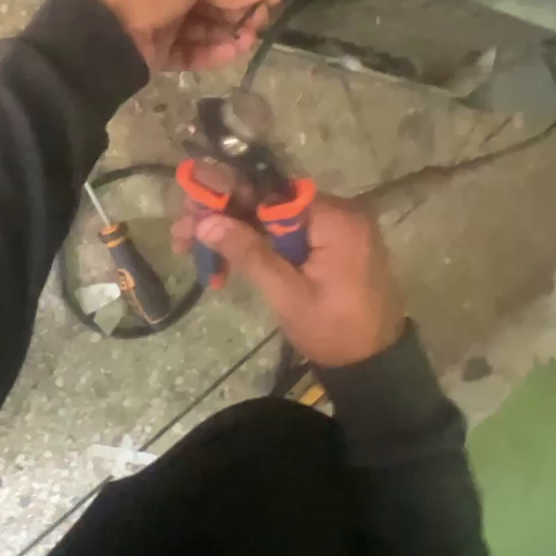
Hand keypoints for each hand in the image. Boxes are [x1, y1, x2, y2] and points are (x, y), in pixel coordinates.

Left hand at [82, 0, 286, 71]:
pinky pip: (191, 50)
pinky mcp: (157, 51)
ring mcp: (159, 19)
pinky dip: (214, 50)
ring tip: (253, 34)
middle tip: (266, 14)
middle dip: (241, 5)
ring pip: (204, 25)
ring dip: (232, 29)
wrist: (102, 34)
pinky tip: (236, 49)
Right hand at [173, 196, 404, 366]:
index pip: (269, 191)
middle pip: (267, 201)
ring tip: (193, 253)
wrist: (374, 364)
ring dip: (233, 233)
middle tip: (181, 237)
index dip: (225, 197)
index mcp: (335, 218)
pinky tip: (224, 263)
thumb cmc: (333, 331)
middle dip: (222, 217)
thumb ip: (249, 253)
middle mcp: (338, 211)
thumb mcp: (287, 295)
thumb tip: (205, 221)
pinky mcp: (329, 243)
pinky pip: (284, 233)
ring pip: (270, 217)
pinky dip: (255, 245)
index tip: (189, 211)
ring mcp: (334, 227)